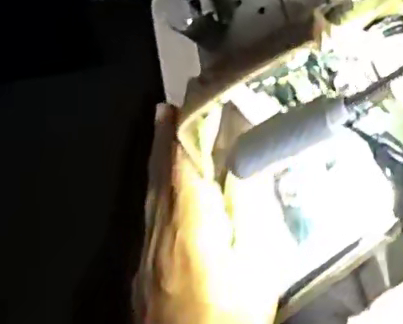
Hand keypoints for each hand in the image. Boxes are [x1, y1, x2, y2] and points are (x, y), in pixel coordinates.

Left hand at [135, 106, 278, 323]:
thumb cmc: (232, 316)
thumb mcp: (258, 262)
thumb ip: (252, 208)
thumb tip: (245, 164)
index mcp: (189, 223)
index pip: (182, 162)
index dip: (184, 128)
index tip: (189, 99)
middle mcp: (159, 234)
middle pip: (159, 176)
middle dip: (162, 139)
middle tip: (166, 107)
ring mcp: (146, 260)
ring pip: (150, 198)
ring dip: (156, 162)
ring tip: (161, 133)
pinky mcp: (144, 280)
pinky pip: (149, 219)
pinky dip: (157, 190)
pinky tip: (165, 192)